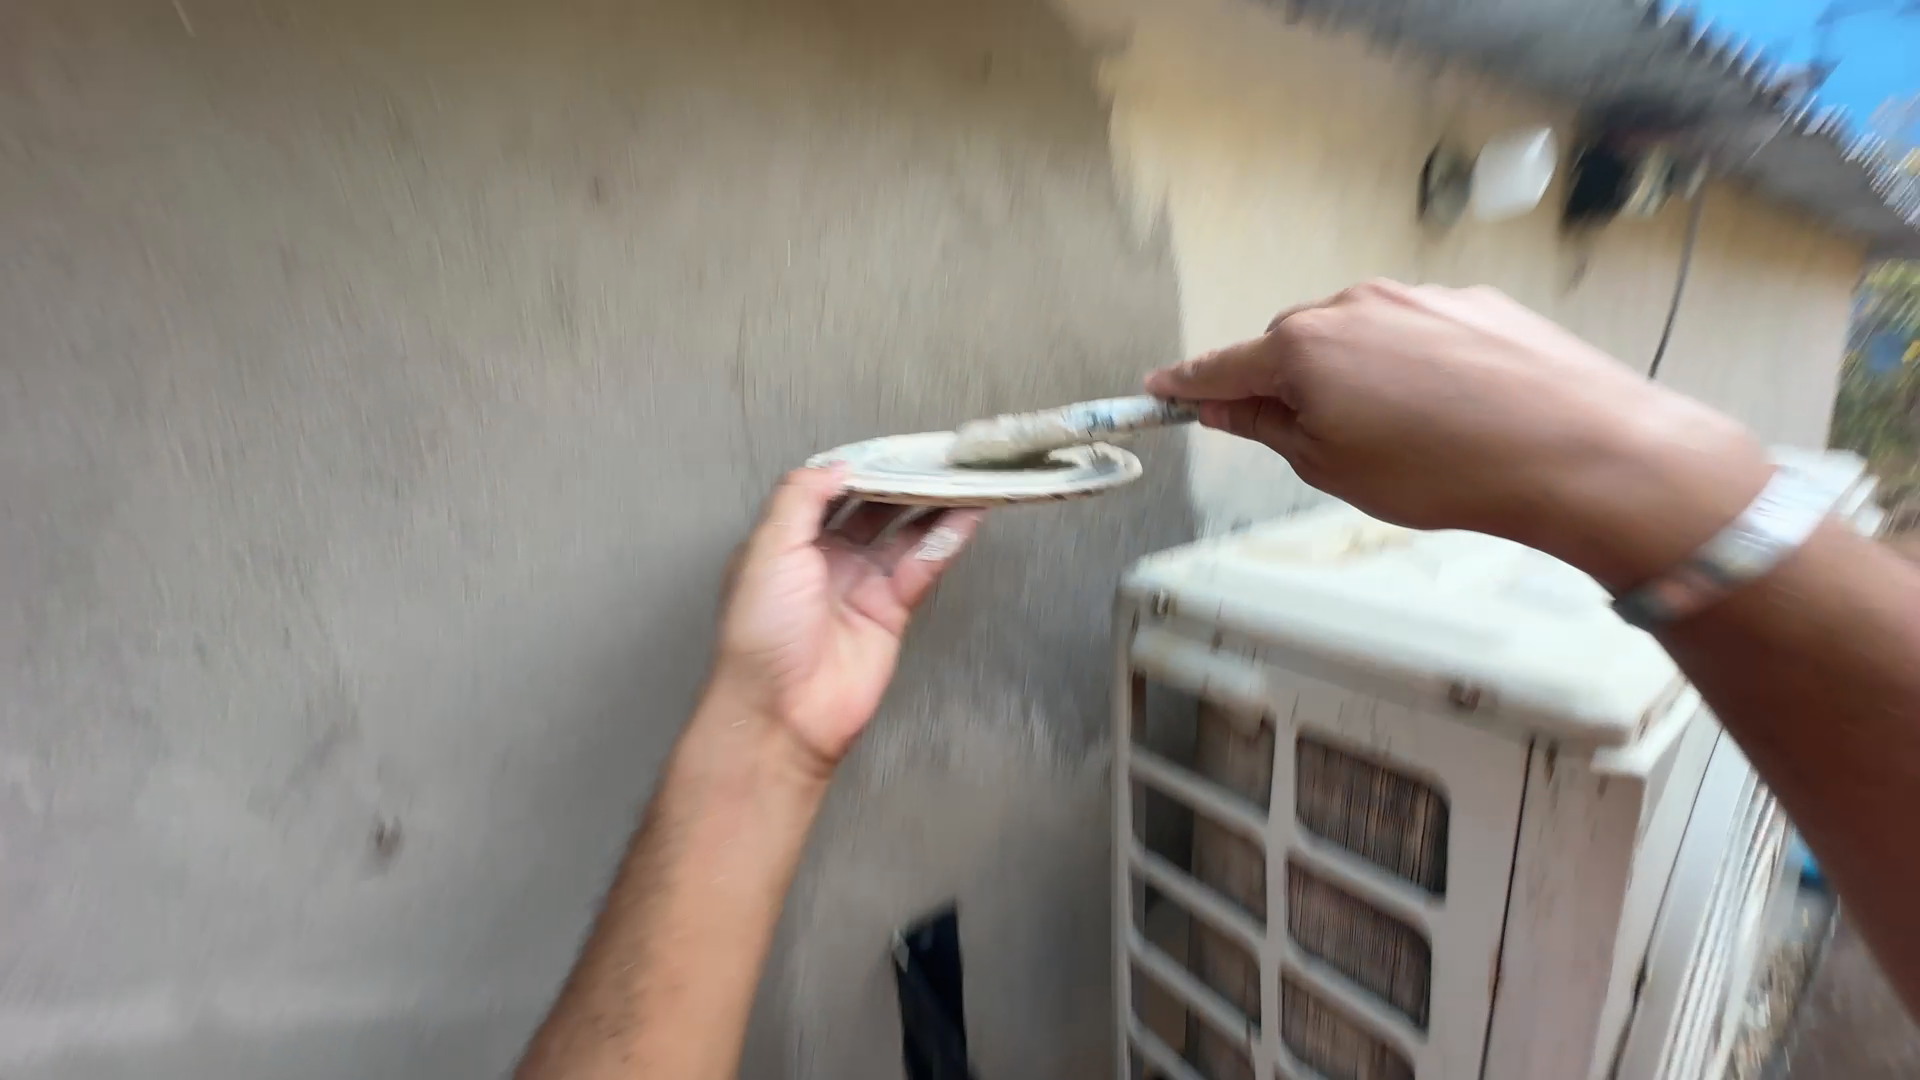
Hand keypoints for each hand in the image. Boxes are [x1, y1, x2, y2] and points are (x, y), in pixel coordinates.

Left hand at [710, 467, 981, 775]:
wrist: (784, 709)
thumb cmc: (763, 629)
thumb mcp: (768, 550)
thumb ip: (801, 499)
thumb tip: (840, 465)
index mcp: (791, 541)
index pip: (831, 491)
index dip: (861, 466)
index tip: (892, 445)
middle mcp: (827, 558)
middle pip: (873, 509)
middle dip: (902, 483)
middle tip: (937, 455)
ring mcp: (862, 584)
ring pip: (904, 535)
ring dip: (932, 506)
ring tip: (963, 477)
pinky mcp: (892, 610)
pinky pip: (921, 566)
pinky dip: (944, 540)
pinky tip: (967, 514)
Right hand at [1147, 280, 1771, 587]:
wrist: (1580, 452)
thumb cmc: (1438, 471)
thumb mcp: (1325, 466)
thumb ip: (1263, 427)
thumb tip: (1224, 407)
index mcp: (1303, 348)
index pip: (1221, 368)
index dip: (1184, 385)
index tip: (1157, 389)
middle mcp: (1350, 306)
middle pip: (1286, 347)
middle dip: (1280, 386)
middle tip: (1303, 438)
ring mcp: (1413, 297)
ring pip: (1347, 337)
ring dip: (1344, 376)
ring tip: (1390, 431)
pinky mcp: (1468, 301)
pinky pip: (1404, 331)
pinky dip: (1398, 364)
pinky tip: (1437, 405)